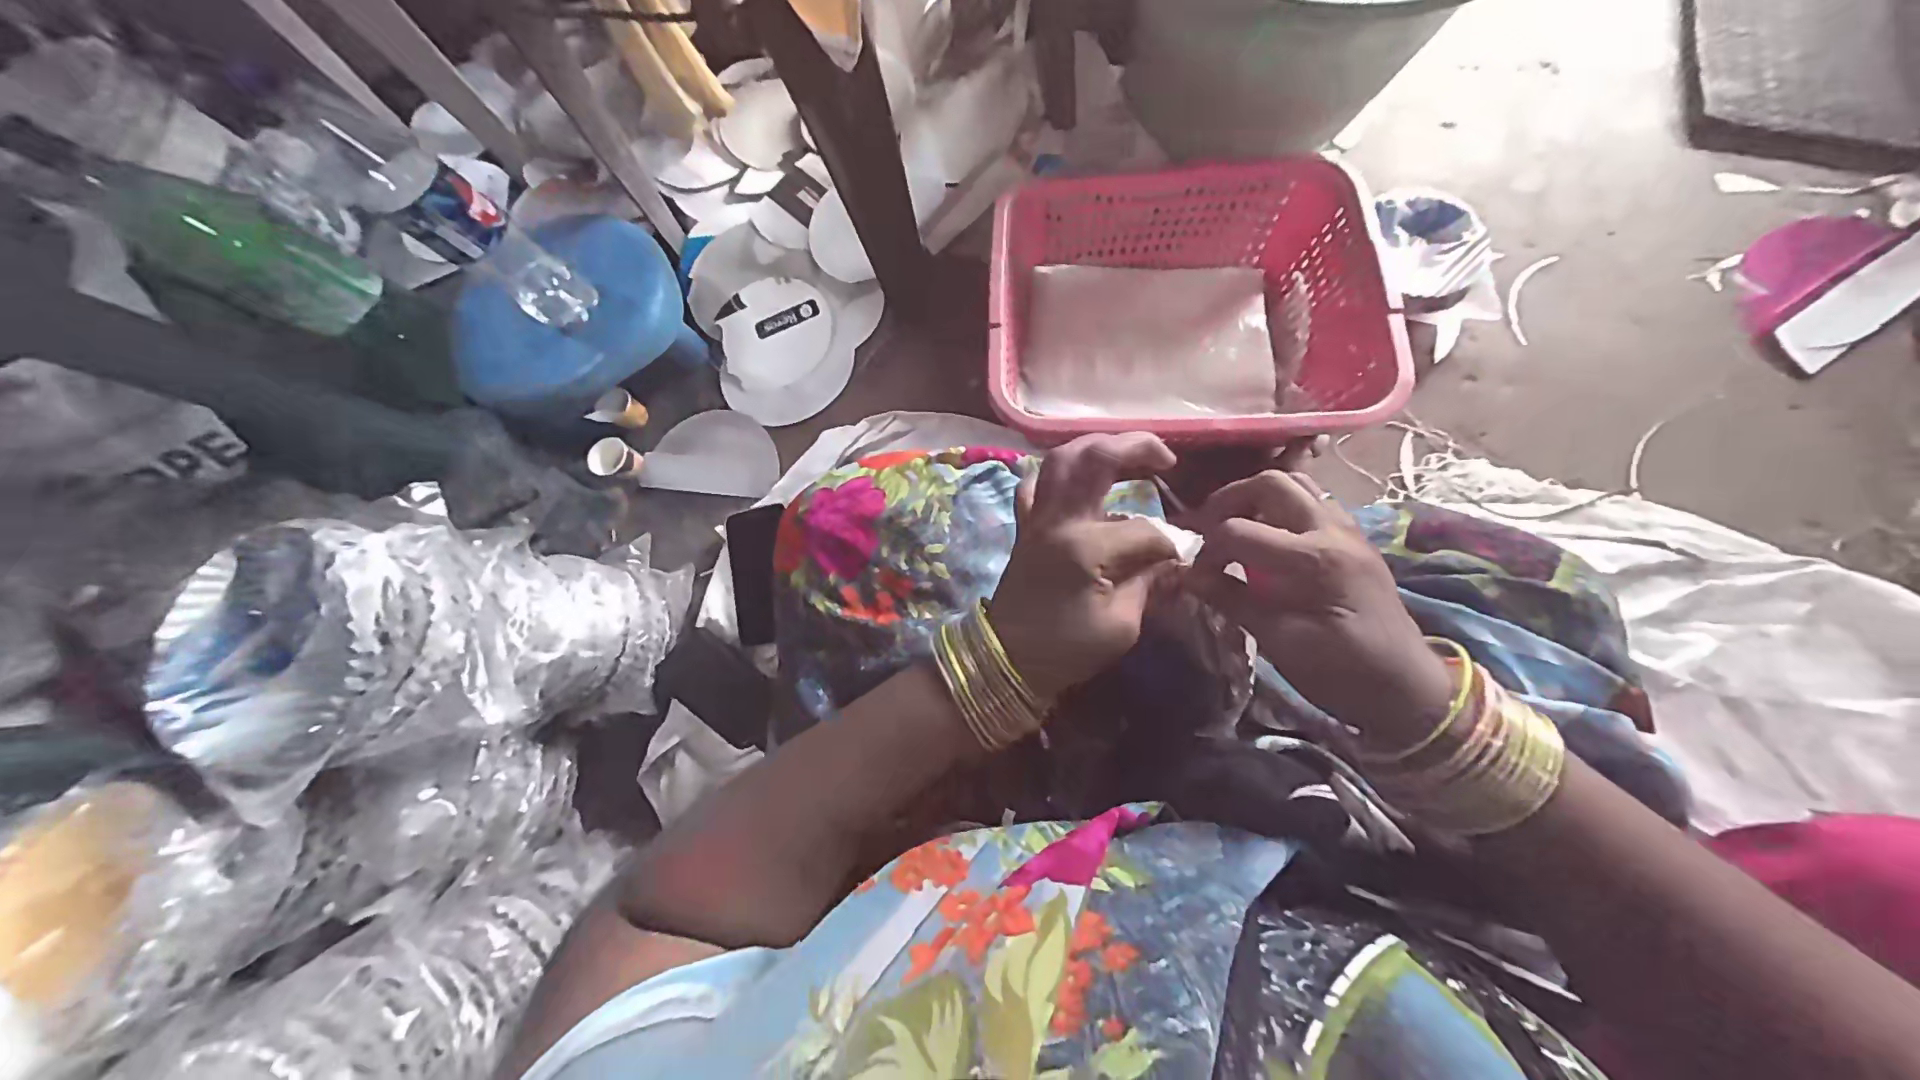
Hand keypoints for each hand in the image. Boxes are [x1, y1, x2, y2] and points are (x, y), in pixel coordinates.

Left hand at [987, 433, 1182, 699]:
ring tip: (1127, 453)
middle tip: (1166, 457)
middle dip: (1137, 447)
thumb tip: (1175, 560)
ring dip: (1097, 446)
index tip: (1184, 559)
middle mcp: (1059, 520)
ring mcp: (1037, 518)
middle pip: (1095, 458)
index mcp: (1085, 547)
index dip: (1172, 543)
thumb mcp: (1121, 627)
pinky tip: (1076, 476)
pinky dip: (1056, 472)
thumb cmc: (1065, 649)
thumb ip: (1149, 584)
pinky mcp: (1025, 525)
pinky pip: (1035, 483)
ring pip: (1062, 459)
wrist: (1007, 658)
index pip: (1145, 529)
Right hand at [1184, 470, 1452, 748]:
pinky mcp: (1353, 538)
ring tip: (1234, 526)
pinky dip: (1282, 508)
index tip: (1197, 576)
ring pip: (1296, 483)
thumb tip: (1188, 576)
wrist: (1407, 687)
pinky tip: (1269, 538)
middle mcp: (1332, 531)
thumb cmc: (1342, 672)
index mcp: (1314, 560)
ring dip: (1256, 498)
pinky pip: (1313, 501)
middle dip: (1227, 502)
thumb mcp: (1281, 643)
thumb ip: (1233, 601)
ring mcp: (1347, 530)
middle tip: (1206, 530)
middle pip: (1270, 484)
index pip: (1238, 530)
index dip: (1207, 551)